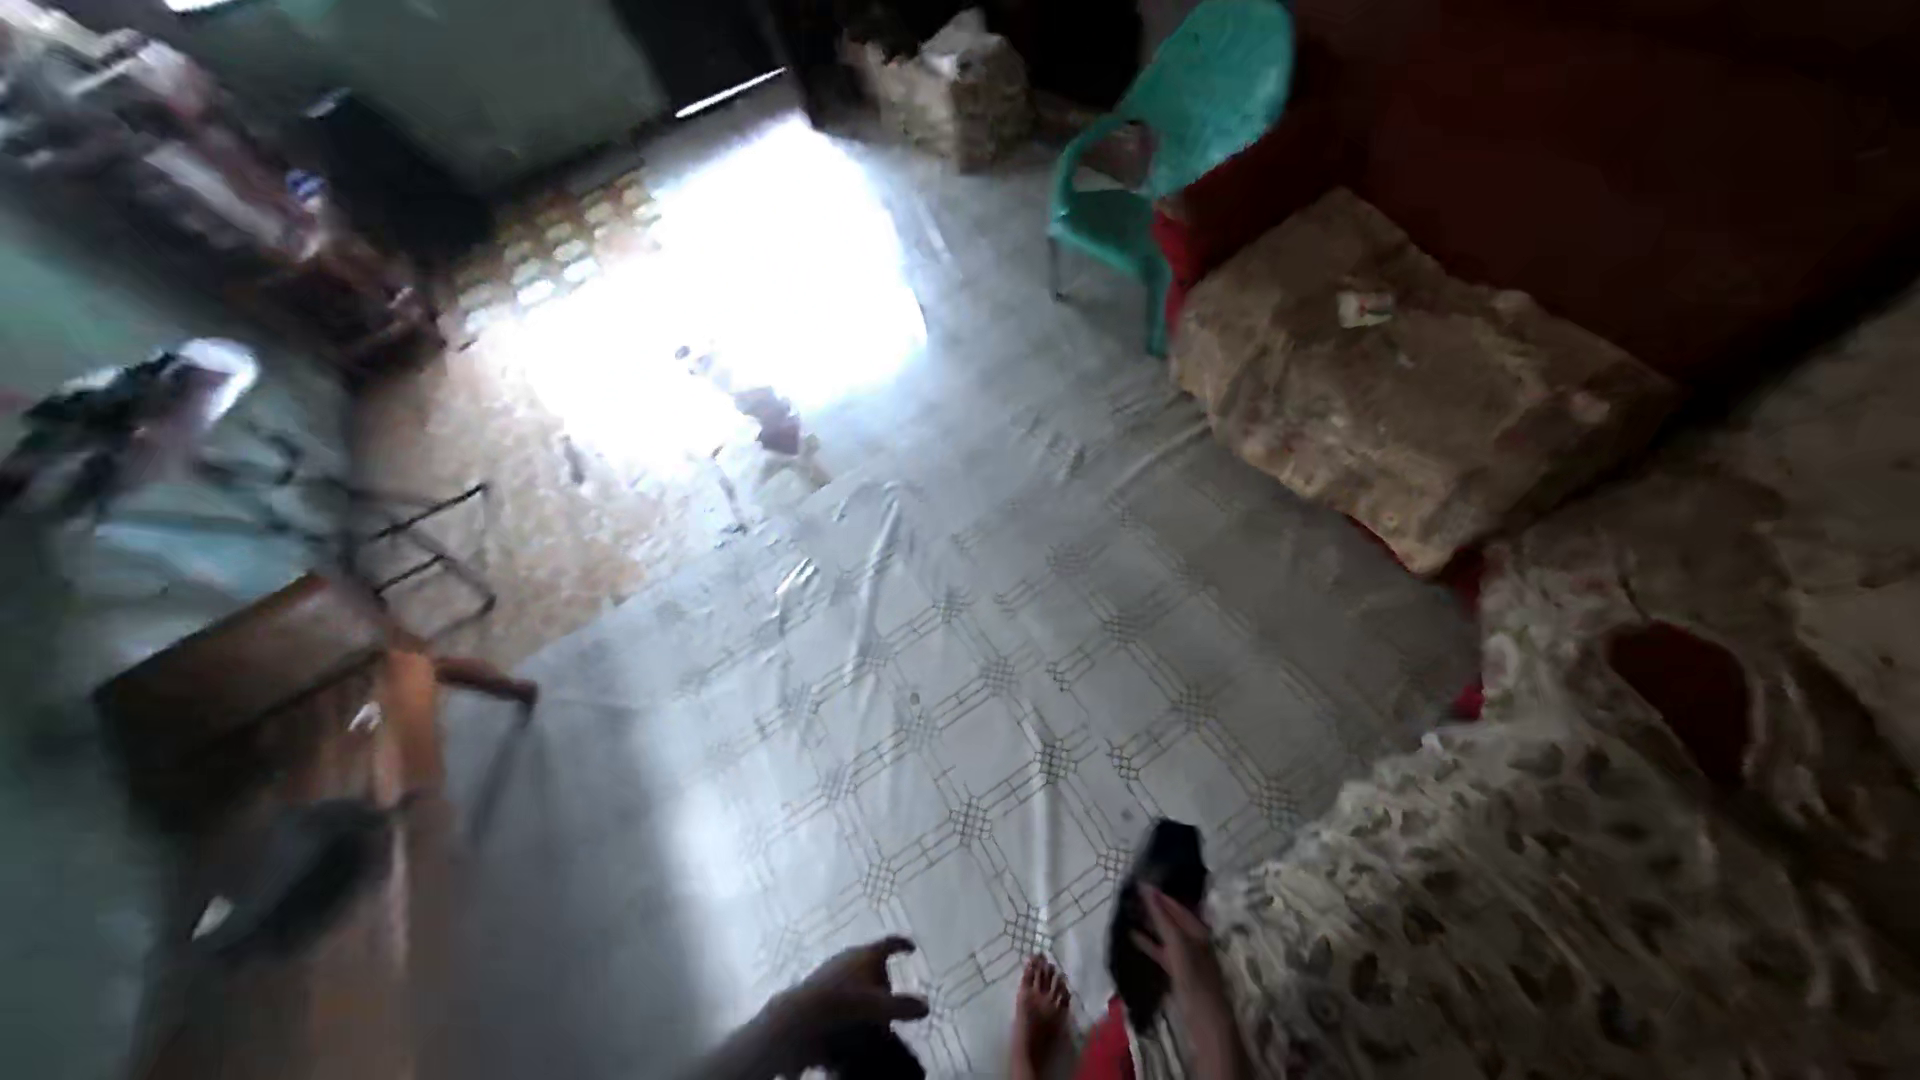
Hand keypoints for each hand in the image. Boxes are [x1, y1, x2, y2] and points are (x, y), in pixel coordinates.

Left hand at [757, 936, 929, 1073]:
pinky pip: (840, 989)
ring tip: (871, 1014)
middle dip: (882, 977)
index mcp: (867, 953)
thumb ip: (902, 1007)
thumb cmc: (843, 1005)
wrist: (799, 1017)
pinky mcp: (818, 985)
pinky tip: (850, 1022)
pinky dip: (849, 1001)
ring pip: (855, 976)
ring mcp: (832, 968)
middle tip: (890, 998)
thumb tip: (926, 1007)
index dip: (902, 944)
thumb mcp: (877, 1008)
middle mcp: (849, 955)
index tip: (912, 948)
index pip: (890, 942)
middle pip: (872, 962)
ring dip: (865, 991)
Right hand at [1131, 886, 1250, 1079]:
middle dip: (1152, 907)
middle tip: (1129, 894)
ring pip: (1164, 933)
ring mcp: (1186, 955)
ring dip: (1148, 923)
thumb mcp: (1177, 942)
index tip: (1138, 881)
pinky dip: (1148, 942)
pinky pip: (1160, 949)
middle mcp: (1193, 939)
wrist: (1206, 1020)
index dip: (1158, 893)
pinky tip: (1132, 936)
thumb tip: (1146, 887)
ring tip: (1128, 911)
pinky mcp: (1178, 971)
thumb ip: (1162, 916)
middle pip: (1170, 917)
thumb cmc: (1193, 976)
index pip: (1175, 904)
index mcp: (1197, 929)